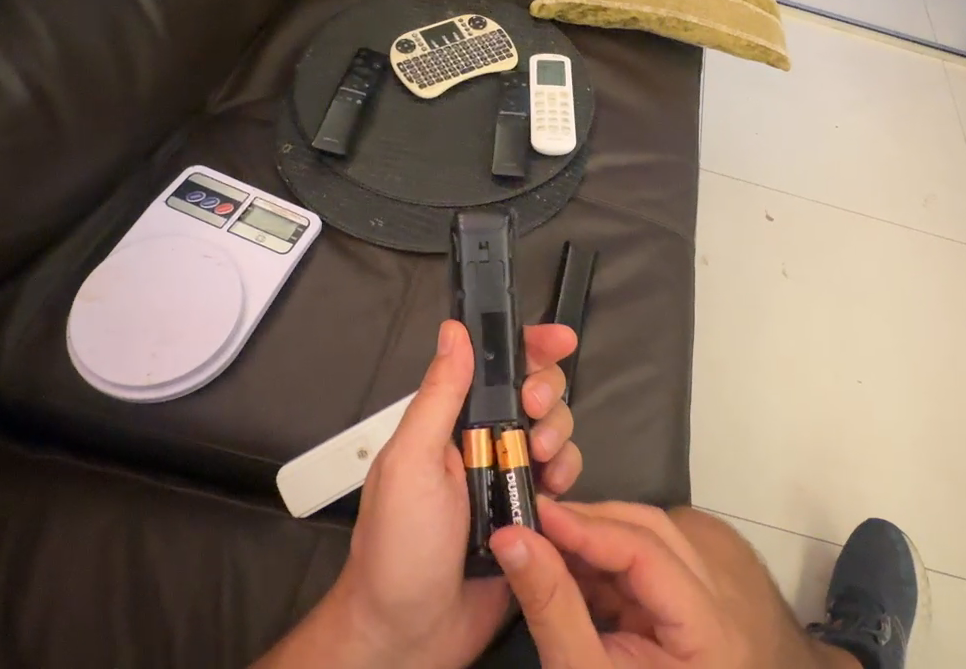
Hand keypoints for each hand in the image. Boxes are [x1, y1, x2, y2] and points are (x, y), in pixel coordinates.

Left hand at [267, 319, 580, 668]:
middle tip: (534, 412)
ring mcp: (508, 478)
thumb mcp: (411, 462)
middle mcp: (483, 442)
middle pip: (535, 392)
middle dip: (546, 392)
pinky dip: (567, 476)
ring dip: (558, 435)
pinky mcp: (531, 515)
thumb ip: (438, 396)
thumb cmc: (398, 545)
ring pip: (554, 432)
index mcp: (450, 422)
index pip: (493, 368)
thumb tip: (454, 331)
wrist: (409, 635)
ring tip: (539, 462)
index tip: (560, 339)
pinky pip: (564, 479)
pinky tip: (553, 492)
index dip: (529, 347)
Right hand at [490, 499, 749, 667]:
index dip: (589, 527)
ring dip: (593, 538)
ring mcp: (699, 607)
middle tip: (537, 518)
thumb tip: (510, 536)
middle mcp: (717, 605)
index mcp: (709, 629)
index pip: (648, 551)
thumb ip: (551, 603)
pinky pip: (637, 570)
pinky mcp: (674, 615)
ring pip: (647, 544)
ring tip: (542, 538)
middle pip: (654, 534)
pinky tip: (561, 563)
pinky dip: (597, 563)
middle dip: (592, 522)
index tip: (536, 511)